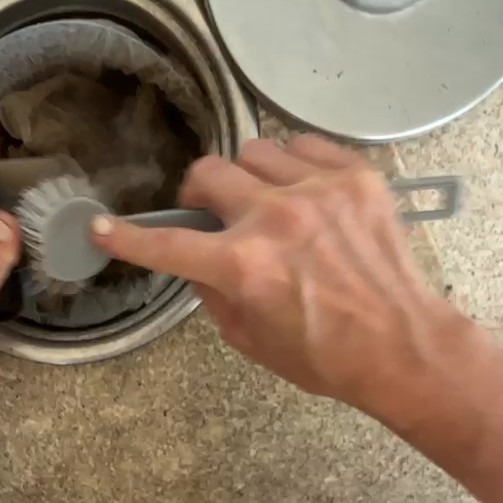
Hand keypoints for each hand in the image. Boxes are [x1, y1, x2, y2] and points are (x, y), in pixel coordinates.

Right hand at [91, 135, 477, 413]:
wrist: (399, 345)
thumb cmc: (322, 356)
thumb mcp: (249, 339)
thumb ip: (213, 295)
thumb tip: (196, 266)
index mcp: (243, 267)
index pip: (169, 245)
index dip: (128, 238)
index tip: (102, 228)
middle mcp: (275, 219)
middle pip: (208, 173)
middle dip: (197, 195)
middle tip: (208, 215)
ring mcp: (318, 190)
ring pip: (255, 151)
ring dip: (245, 177)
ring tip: (262, 204)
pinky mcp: (355, 177)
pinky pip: (304, 146)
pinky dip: (290, 167)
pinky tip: (299, 194)